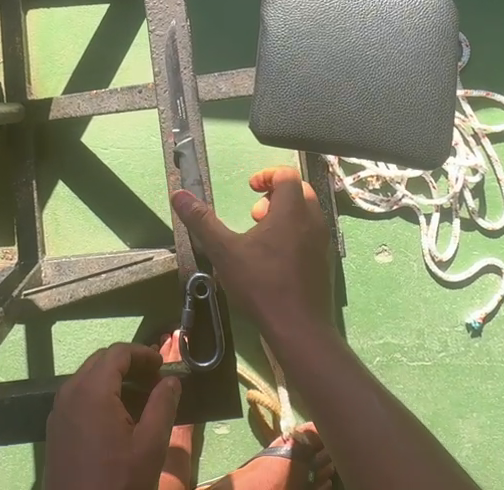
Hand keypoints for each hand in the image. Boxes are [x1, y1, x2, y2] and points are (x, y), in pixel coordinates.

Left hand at [44, 342, 181, 489]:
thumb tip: (171, 380)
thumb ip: (163, 405)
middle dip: (129, 363)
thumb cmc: (118, 483)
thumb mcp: (150, 446)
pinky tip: (117, 415)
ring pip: (88, 377)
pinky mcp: (55, 428)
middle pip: (101, 360)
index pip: (118, 352)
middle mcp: (69, 392)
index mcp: (92, 390)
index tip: (163, 364)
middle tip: (154, 378)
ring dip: (113, 378)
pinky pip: (78, 396)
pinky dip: (98, 394)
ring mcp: (58, 410)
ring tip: (140, 396)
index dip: (142, 353)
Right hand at [171, 166, 334, 342]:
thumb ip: (202, 221)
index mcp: (292, 210)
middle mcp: (313, 221)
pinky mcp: (325, 263)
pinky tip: (275, 259)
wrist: (299, 330)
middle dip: (276, 195)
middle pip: (300, 191)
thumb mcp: (224, 251)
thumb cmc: (261, 285)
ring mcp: (323, 243)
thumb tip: (178, 194)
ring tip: (261, 237)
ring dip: (285, 215)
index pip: (287, 174)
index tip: (250, 188)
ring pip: (307, 214)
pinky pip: (312, 235)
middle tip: (254, 214)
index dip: (266, 175)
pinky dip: (295, 234)